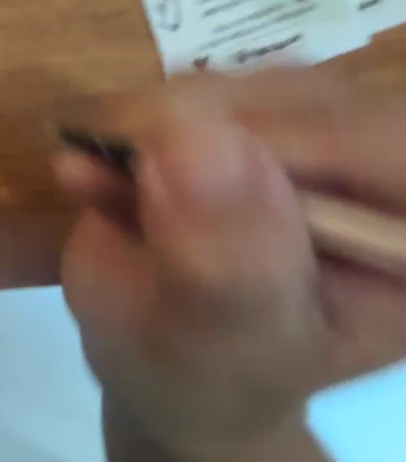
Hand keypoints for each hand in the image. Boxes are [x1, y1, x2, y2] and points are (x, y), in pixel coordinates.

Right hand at [56, 70, 405, 456]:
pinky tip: (85, 178)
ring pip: (242, 88)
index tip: (160, 160)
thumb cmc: (204, 373)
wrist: (160, 371)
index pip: (386, 145)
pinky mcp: (230, 144)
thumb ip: (224, 256)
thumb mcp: (219, 336)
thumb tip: (192, 137)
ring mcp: (303, 159)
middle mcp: (375, 188)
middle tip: (118, 172)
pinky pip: (183, 102)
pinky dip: (118, 130)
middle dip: (196, 124)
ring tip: (99, 183)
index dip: (279, 139)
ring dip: (145, 125)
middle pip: (309, 100)